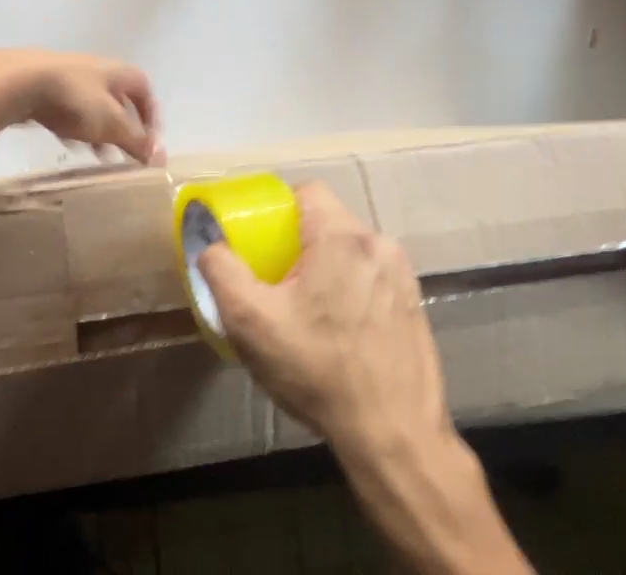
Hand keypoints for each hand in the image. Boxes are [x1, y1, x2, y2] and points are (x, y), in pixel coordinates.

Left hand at [0, 50, 161, 164]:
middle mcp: (97, 70)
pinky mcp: (45, 87)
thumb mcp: (111, 124)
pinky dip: (74, 127)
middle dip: (122, 128)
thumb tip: (162, 158)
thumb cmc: (76, 100)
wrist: (21, 82)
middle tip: (123, 153)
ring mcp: (69, 76)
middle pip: (118, 99)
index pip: (145, 90)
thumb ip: (136, 141)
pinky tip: (68, 143)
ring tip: (97, 155)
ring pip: (92, 106)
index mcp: (119, 72)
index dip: (151, 115)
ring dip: (98, 130)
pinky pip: (68, 109)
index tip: (149, 141)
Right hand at [196, 181, 449, 460]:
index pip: (306, 192)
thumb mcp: (250, 320)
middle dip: (297, 244)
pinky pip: (370, 279)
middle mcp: (380, 247)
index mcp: (342, 239)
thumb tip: (210, 244)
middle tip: (274, 282)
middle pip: (327, 222)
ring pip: (350, 252)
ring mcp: (403, 278)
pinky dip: (349, 291)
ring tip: (305, 310)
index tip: (259, 243)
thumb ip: (221, 270)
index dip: (277, 210)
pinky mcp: (415, 307)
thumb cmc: (316, 369)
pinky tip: (337, 331)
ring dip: (325, 268)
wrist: (392, 434)